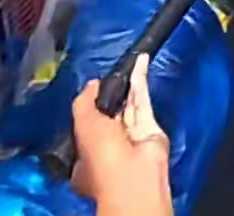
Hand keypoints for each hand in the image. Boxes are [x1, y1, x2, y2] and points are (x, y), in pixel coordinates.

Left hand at [71, 55, 172, 215]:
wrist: (134, 173)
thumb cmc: (101, 157)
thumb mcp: (84, 127)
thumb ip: (84, 103)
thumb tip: (92, 83)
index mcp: (85, 159)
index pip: (87, 130)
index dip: (90, 110)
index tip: (93, 89)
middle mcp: (108, 148)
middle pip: (109, 115)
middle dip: (111, 94)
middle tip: (113, 72)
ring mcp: (130, 138)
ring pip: (127, 104)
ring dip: (128, 82)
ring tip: (130, 60)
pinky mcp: (149, 126)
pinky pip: (142, 100)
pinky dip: (141, 81)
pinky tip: (140, 62)